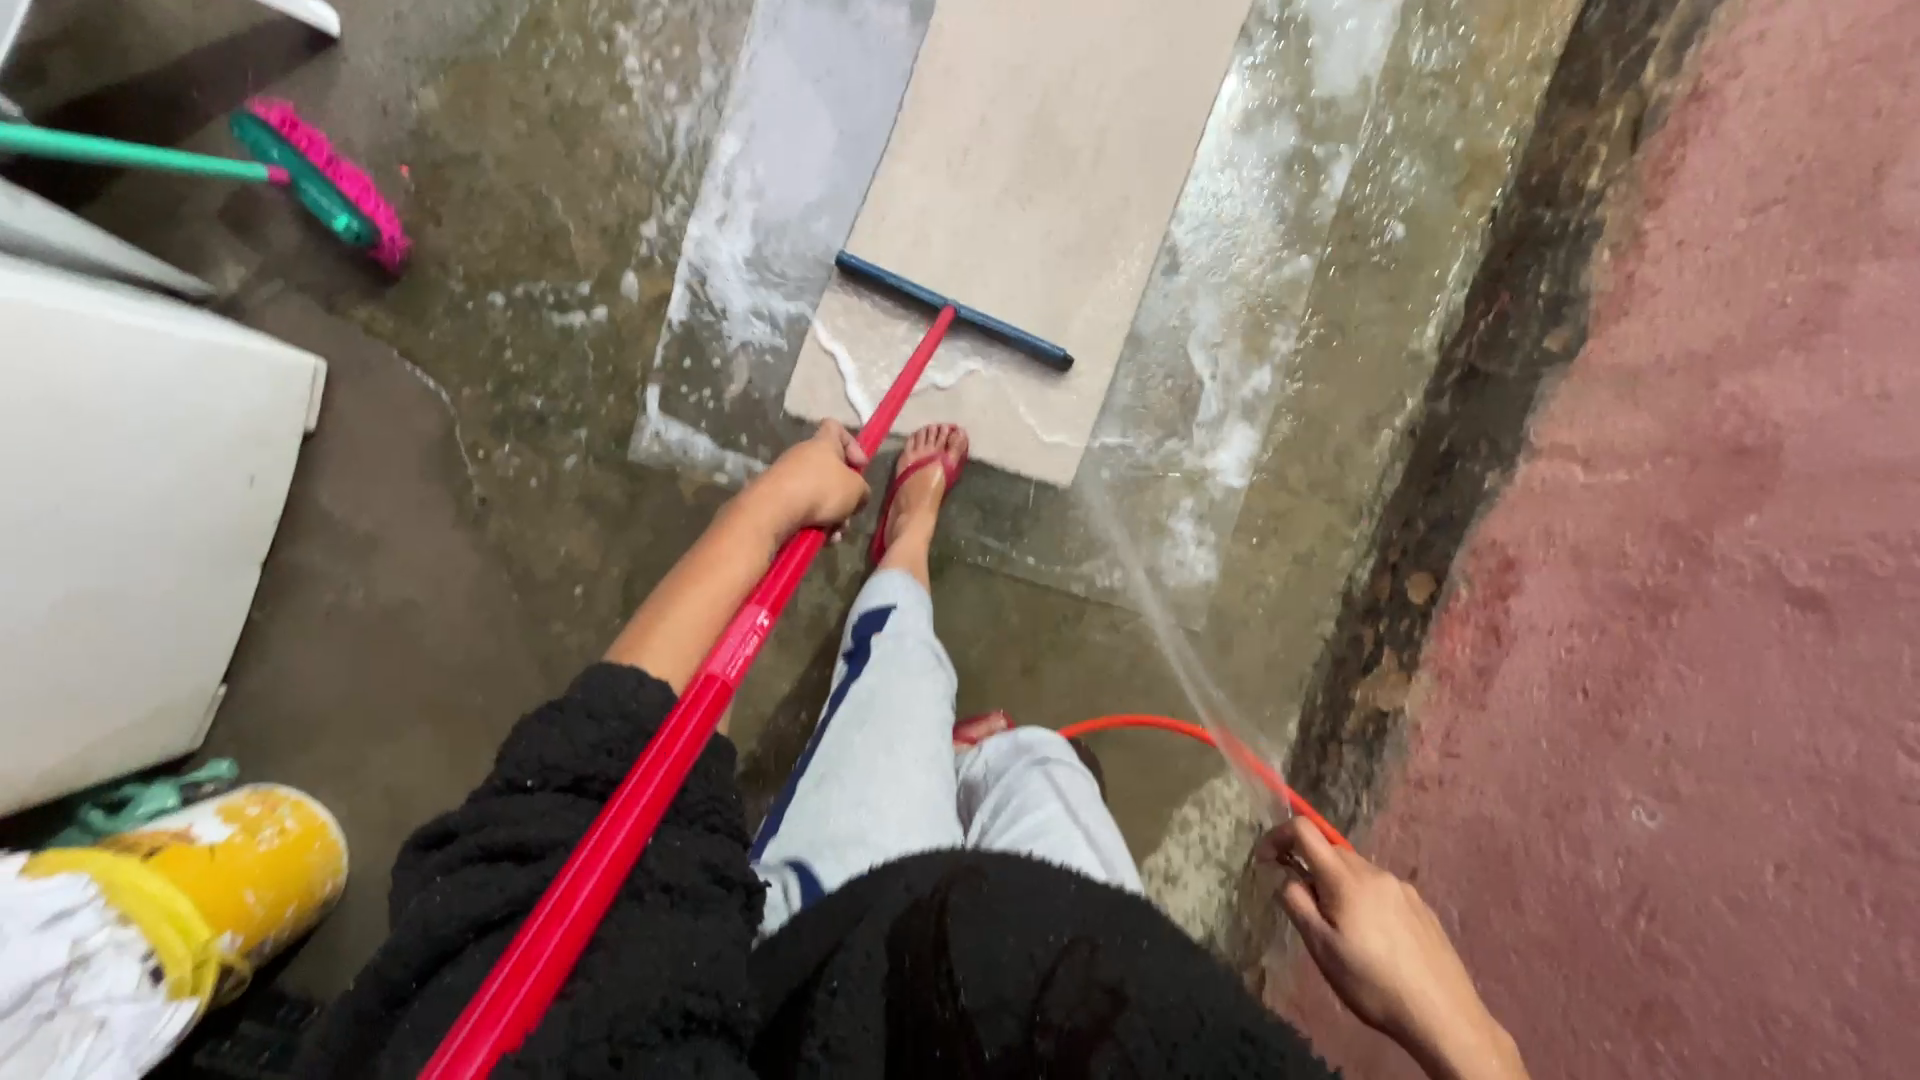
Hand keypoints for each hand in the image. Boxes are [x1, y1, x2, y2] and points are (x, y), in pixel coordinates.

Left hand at [743, 421, 871, 536]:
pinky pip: (803, 508)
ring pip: (818, 494)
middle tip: (851, 509)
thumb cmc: (821, 490)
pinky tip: (822, 537)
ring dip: (832, 513)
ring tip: (837, 532)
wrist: (775, 510)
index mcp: (823, 444)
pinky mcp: (776, 497)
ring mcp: (787, 475)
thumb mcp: (856, 490)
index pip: (835, 427)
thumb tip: (859, 496)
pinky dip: (815, 522)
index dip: (852, 443)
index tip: (860, 464)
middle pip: (829, 469)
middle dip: (843, 493)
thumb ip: (863, 490)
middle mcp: (803, 454)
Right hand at [1258, 818, 1526, 1079]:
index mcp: (1346, 879)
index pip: (1304, 830)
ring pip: (1357, 872)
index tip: (1266, 861)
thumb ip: (1297, 903)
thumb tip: (1289, 877)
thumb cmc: (1373, 984)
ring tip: (1344, 934)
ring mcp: (1403, 889)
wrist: (1445, 1018)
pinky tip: (1375, 941)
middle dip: (1309, 869)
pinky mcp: (1422, 908)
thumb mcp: (1322, 948)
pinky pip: (1380, 890)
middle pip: (1331, 851)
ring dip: (1338, 887)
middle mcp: (1375, 873)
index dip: (1277, 836)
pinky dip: (1364, 901)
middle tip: (1308, 912)